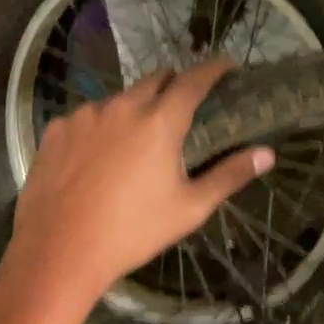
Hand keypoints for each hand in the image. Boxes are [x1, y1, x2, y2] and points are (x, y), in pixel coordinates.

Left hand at [6, 58, 273, 311]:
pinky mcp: (56, 130)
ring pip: (120, 98)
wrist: (54, 258)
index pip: (195, 78)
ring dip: (135, 107)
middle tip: (184, 107)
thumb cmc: (131, 233)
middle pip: (157, 78)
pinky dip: (100, 126)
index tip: (228, 66)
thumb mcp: (189, 209)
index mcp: (160, 121)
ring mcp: (85, 115)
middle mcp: (123, 106)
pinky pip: (87, 116)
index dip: (215, 68)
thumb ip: (230, 175)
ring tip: (137, 138)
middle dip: (175, 84)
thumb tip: (268, 154)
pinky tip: (98, 156)